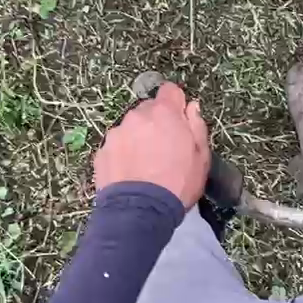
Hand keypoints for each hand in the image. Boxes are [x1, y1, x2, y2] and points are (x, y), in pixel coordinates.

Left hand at [92, 81, 209, 207]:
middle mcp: (137, 116)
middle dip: (157, 122)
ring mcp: (116, 133)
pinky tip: (131, 173)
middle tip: (164, 148)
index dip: (176, 103)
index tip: (179, 120)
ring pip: (131, 127)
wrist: (139, 212)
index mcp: (164, 113)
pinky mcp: (101, 151)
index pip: (170, 90)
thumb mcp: (201, 157)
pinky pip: (117, 145)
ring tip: (145, 164)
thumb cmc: (177, 183)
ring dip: (138, 137)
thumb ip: (197, 126)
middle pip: (149, 109)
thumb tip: (192, 107)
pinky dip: (123, 153)